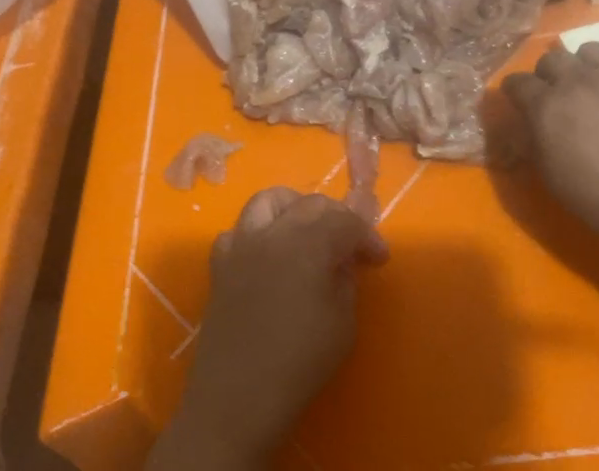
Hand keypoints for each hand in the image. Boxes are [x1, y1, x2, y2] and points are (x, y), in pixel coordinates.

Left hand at [152, 188, 388, 468]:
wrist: (236, 399)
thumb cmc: (299, 364)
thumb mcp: (342, 323)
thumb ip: (345, 280)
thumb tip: (341, 261)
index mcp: (308, 243)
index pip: (345, 221)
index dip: (366, 236)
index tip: (378, 259)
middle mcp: (273, 232)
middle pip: (310, 204)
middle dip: (336, 218)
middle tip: (350, 247)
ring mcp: (241, 245)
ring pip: (269, 200)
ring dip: (294, 208)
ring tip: (307, 234)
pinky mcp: (219, 264)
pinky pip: (239, 230)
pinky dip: (258, 232)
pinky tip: (269, 256)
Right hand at [503, 44, 598, 270]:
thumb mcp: (554, 181)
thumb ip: (535, 145)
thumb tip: (528, 128)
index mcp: (547, 107)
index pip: (517, 83)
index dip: (515, 93)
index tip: (518, 103)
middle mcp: (578, 81)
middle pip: (552, 58)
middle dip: (548, 75)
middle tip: (556, 98)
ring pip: (591, 49)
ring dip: (586, 65)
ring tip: (593, 86)